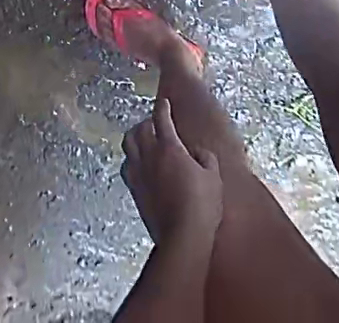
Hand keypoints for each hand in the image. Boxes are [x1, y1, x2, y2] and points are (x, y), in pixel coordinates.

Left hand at [121, 99, 221, 245]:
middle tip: (155, 123)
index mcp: (169, 147)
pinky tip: (137, 163)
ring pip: (128, 143)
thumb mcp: (213, 177)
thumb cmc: (202, 205)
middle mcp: (149, 154)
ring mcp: (138, 171)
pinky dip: (130, 158)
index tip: (164, 102)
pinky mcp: (133, 188)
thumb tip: (197, 151)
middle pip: (140, 128)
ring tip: (142, 138)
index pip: (161, 118)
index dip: (162, 107)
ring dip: (134, 136)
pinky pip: (126, 164)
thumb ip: (205, 157)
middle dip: (147, 121)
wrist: (182, 235)